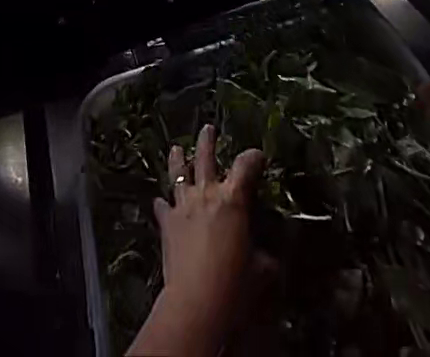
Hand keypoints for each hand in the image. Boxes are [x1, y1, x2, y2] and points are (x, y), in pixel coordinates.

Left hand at [127, 125, 264, 356]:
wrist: (195, 302)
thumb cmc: (235, 284)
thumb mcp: (263, 269)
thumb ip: (266, 253)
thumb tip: (269, 253)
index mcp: (233, 199)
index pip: (246, 166)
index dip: (253, 157)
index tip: (258, 154)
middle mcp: (207, 194)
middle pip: (205, 158)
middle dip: (208, 141)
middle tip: (208, 128)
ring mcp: (183, 207)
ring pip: (179, 174)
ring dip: (179, 160)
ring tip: (177, 148)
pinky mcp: (167, 224)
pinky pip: (163, 207)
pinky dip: (163, 203)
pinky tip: (159, 200)